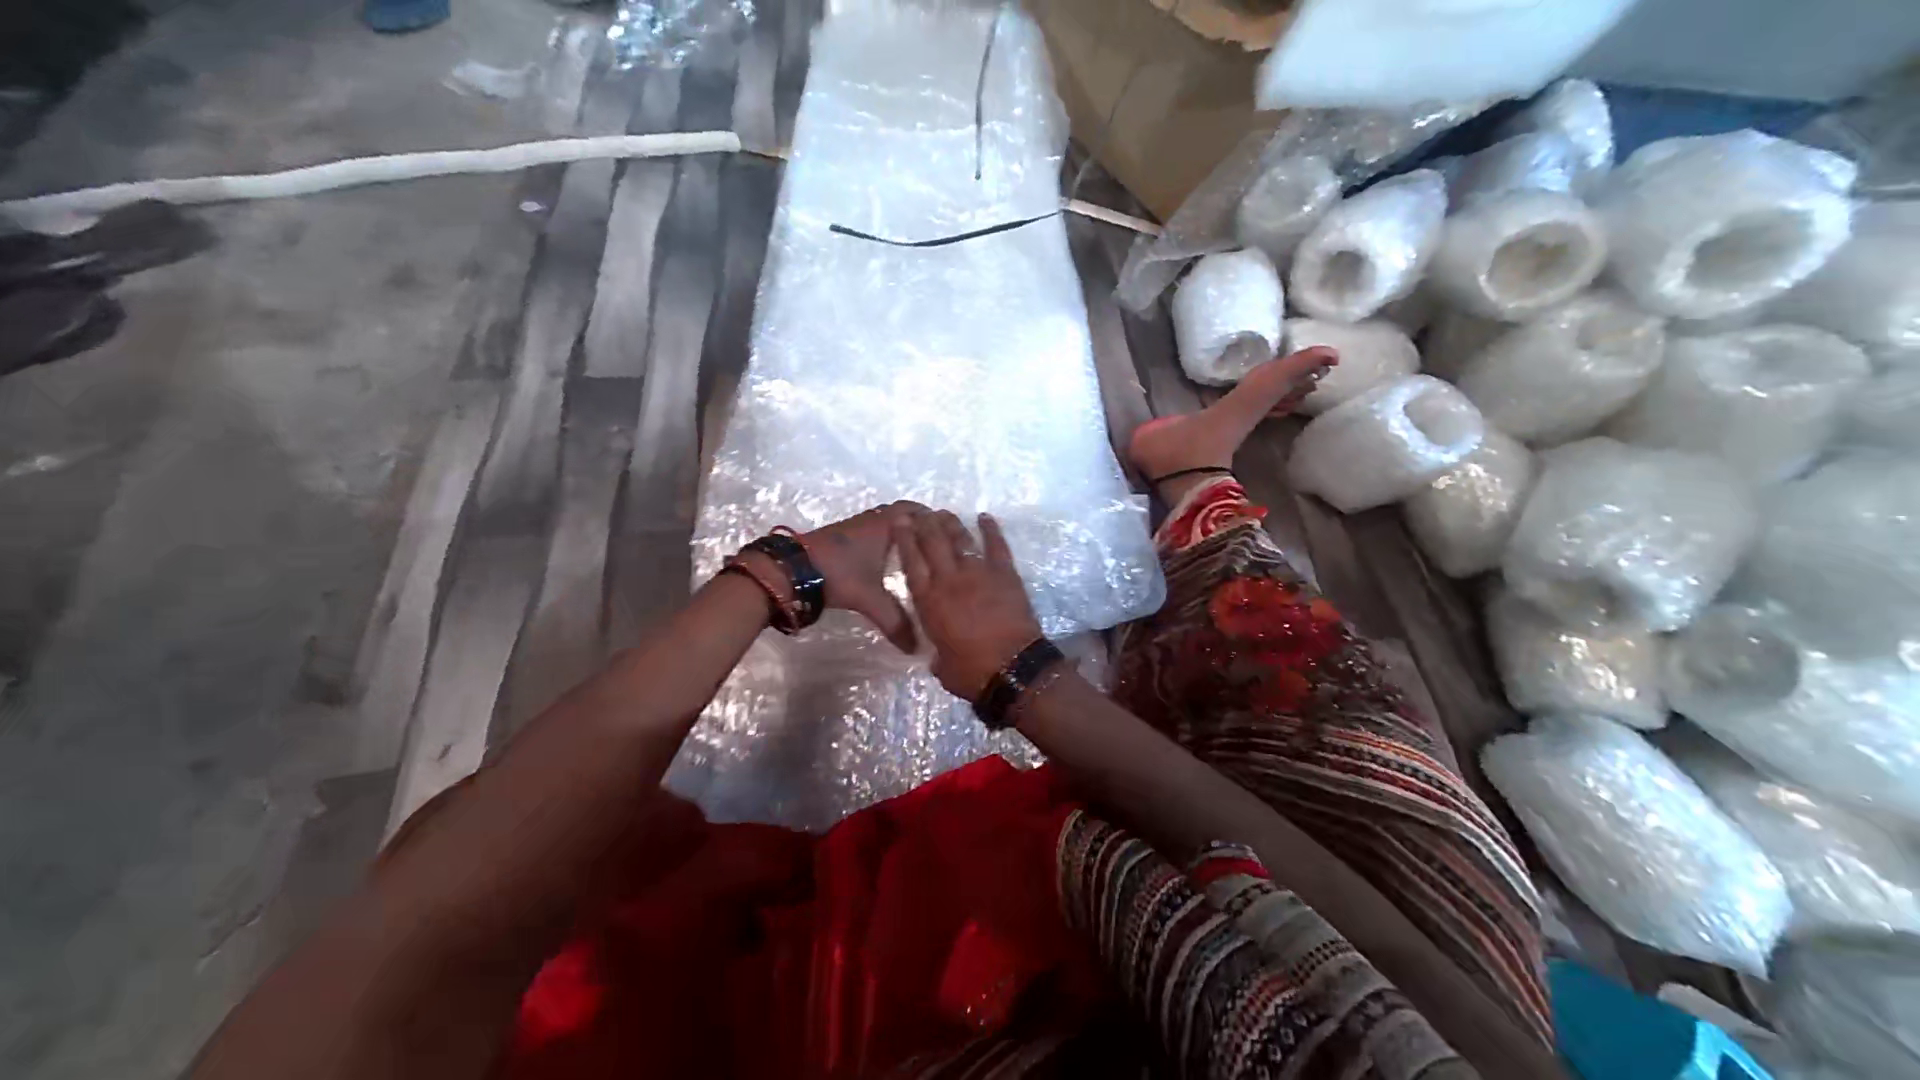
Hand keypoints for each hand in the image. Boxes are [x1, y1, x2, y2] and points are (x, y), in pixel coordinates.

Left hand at [797, 502, 924, 651]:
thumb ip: (895, 622)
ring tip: (917, 554)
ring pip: (885, 523)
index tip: (951, 534)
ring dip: (900, 533)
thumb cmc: (838, 575)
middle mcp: (871, 520)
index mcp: (885, 526)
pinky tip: (887, 560)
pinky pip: (872, 531)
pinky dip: (885, 540)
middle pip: (902, 514)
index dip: (934, 519)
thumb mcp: (870, 600)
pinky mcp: (841, 537)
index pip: (915, 511)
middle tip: (936, 546)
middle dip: (919, 526)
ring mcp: (854, 527)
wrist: (791, 571)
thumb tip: (915, 647)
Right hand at [892, 508, 1045, 700]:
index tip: (899, 522)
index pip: (911, 561)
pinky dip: (990, 529)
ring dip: (951, 523)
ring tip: (943, 513)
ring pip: (961, 539)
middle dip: (924, 523)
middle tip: (920, 512)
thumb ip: (936, 653)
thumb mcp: (942, 666)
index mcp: (929, 601)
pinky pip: (996, 545)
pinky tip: (985, 517)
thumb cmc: (972, 672)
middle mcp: (950, 580)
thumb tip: (936, 654)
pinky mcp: (1005, 573)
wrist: (1012, 668)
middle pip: (933, 542)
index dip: (904, 539)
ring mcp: (979, 573)